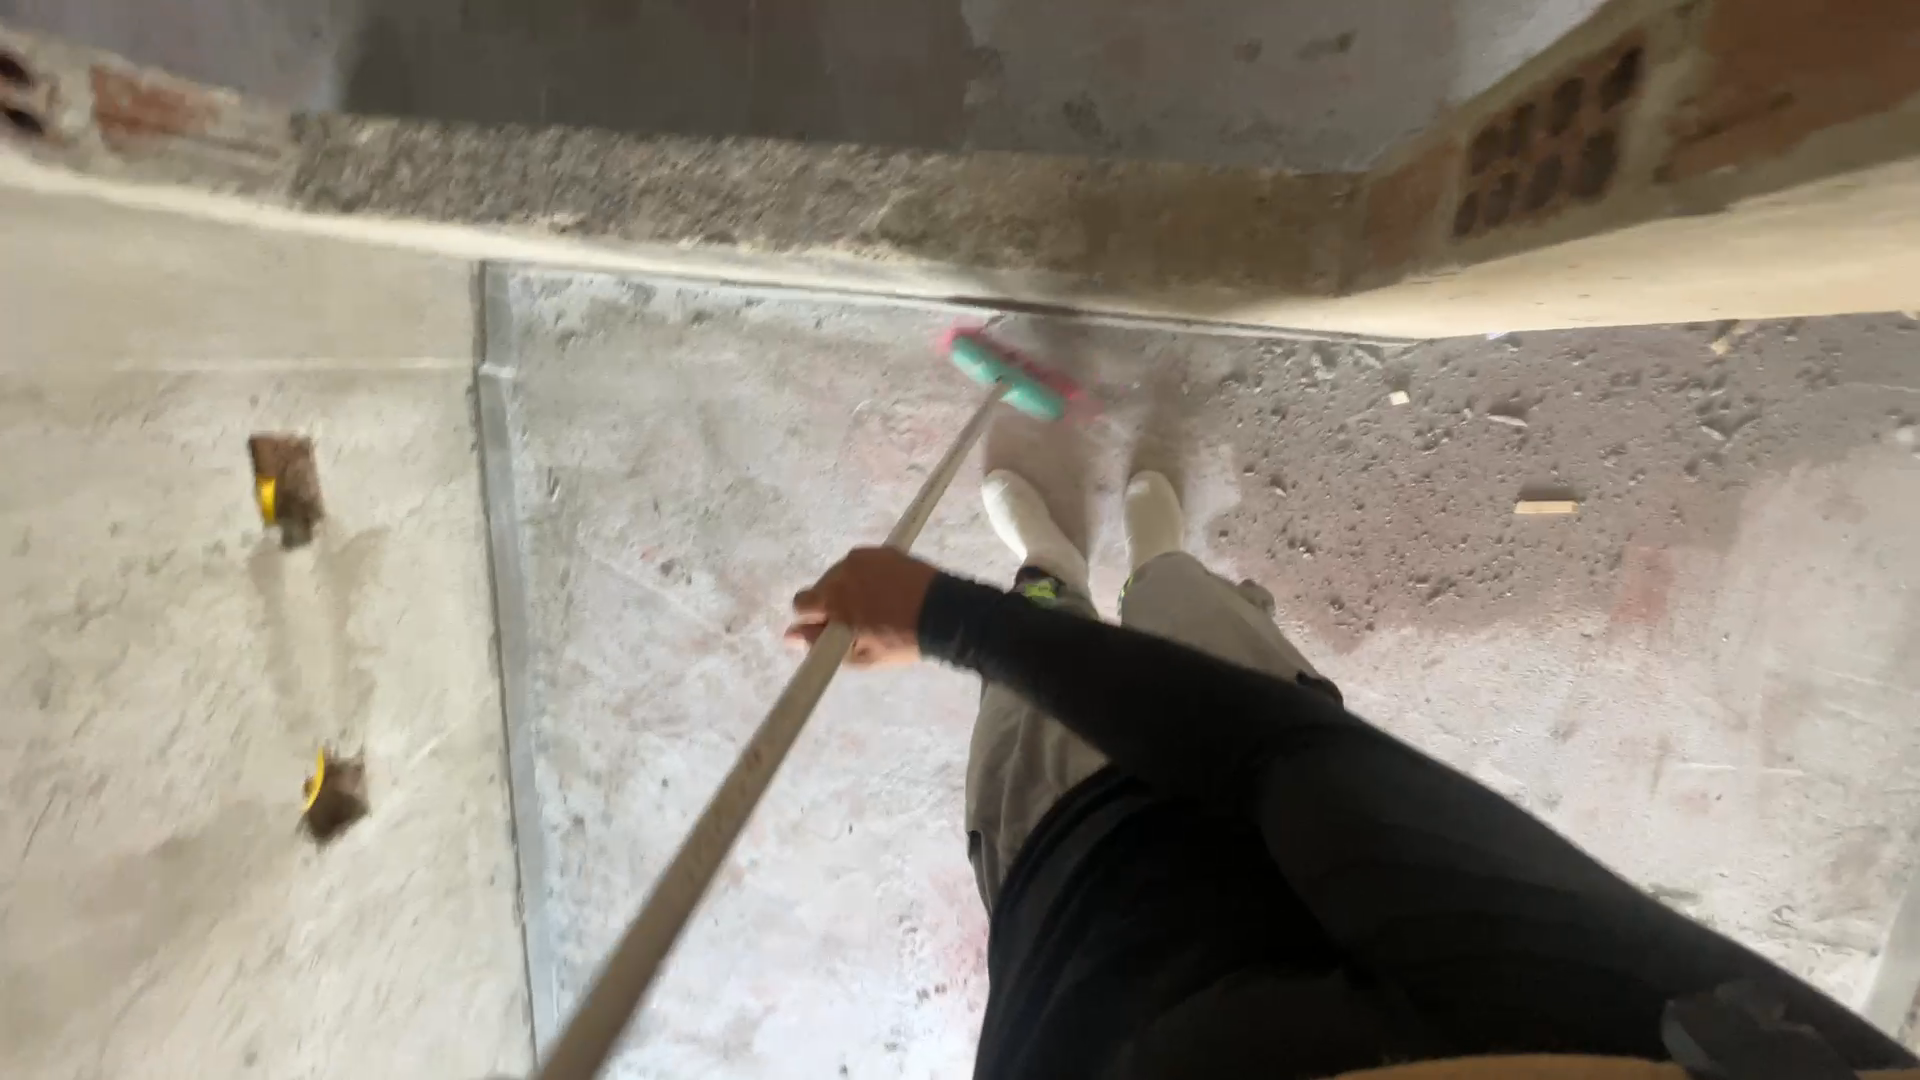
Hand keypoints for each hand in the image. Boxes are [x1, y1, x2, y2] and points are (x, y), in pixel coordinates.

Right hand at [785, 547, 938, 667]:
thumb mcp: (858, 655)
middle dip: (833, 602)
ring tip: (878, 604)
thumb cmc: (901, 640)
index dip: (814, 617)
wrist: (945, 613)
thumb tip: (790, 635)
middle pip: (823, 586)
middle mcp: (842, 570)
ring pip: (843, 573)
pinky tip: (888, 589)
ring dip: (851, 587)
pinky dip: (869, 575)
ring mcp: (864, 556)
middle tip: (859, 619)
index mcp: (832, 597)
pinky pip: (863, 563)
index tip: (831, 627)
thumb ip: (820, 643)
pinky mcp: (883, 550)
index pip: (801, 603)